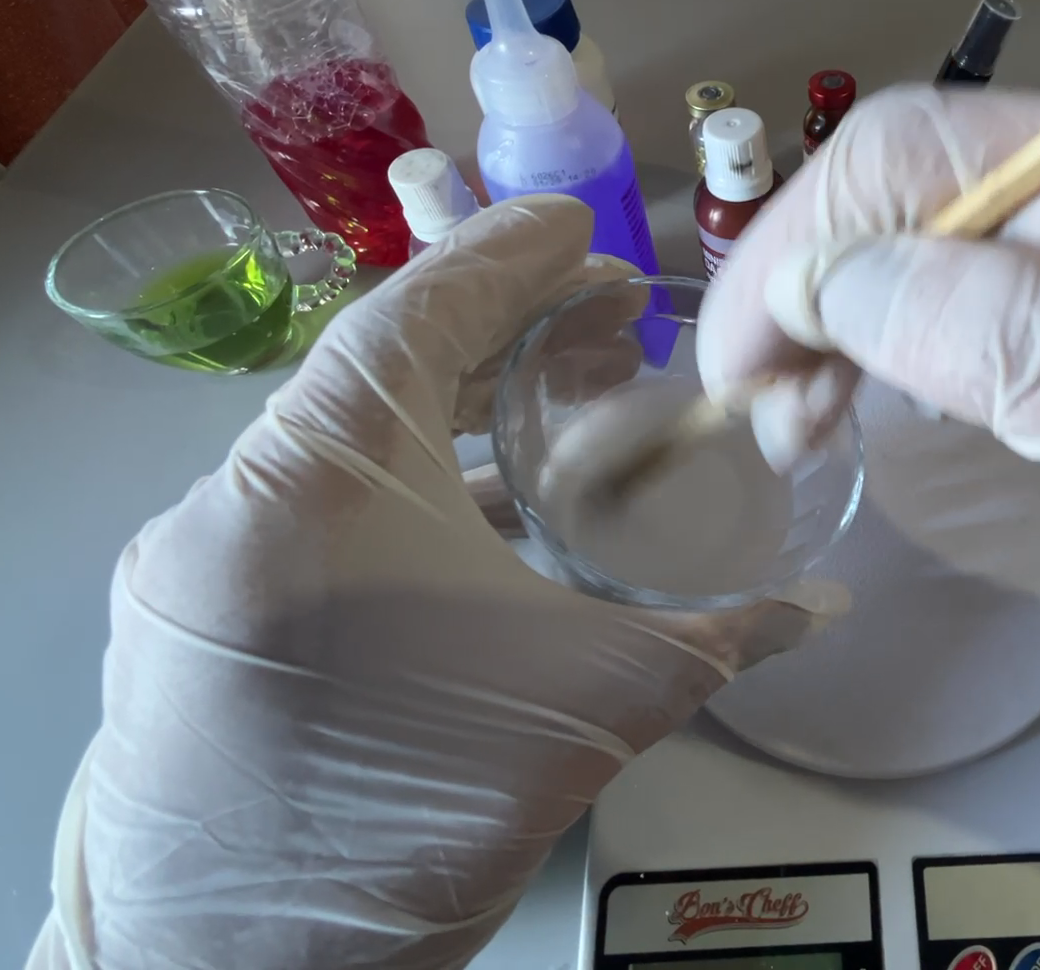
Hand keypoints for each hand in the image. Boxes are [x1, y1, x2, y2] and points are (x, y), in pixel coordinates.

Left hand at [29, 197, 838, 969]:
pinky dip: (435, 480)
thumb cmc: (414, 815)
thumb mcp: (592, 706)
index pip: (416, 317)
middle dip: (513, 324)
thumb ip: (720, 640)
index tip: (582, 224)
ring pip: (369, 437)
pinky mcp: (214, 608)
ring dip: (476, 408)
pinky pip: (341, 502)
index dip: (506, 256)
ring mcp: (216, 552)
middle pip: (396, 365)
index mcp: (319, 484)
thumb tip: (824, 609)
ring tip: (574, 395)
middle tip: (610, 308)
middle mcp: (248, 496)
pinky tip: (508, 503)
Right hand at [698, 86, 1039, 719]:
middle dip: (818, 299)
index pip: (921, 157)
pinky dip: (923, 355)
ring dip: (860, 332)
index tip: (732, 358)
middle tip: (767, 415)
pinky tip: (887, 401)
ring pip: (953, 257)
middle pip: (927, 201)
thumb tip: (835, 282)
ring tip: (809, 425)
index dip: (800, 248)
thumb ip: (987, 333)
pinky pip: (1000, 310)